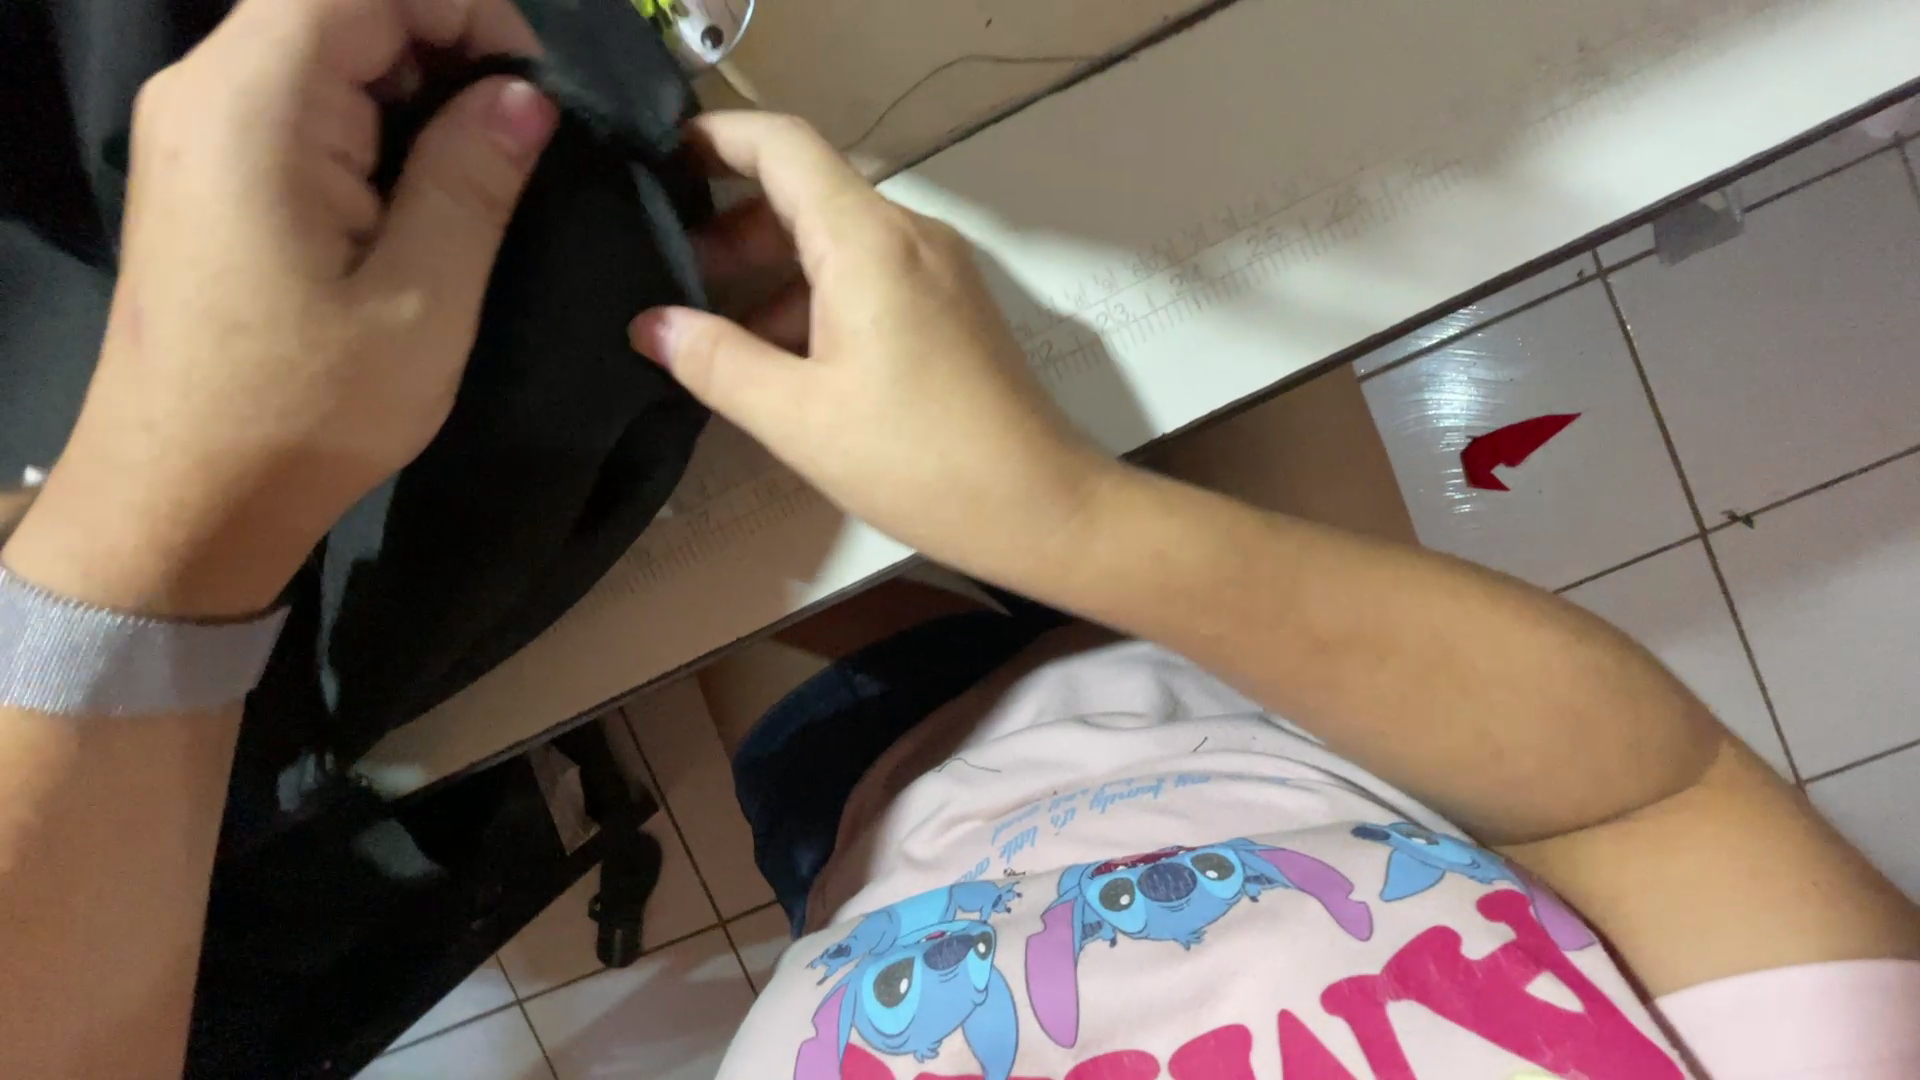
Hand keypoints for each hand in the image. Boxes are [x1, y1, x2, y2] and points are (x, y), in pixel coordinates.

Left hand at [2, 0, 556, 616]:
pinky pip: (306, 103)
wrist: (204, 480)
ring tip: (492, 164)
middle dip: (448, 44)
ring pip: (323, 51)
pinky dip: (384, 120)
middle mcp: (210, 92)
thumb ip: (472, 182)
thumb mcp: (426, 297)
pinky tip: (430, 185)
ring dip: (421, 86)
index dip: (464, 11)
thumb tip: (527, 97)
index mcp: (257, 109)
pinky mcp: (217, 170)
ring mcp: (204, 129)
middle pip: (334, 5)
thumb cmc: (321, 399)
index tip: (541, 91)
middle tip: (529, 134)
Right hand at [629, 113, 1113, 583]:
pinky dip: (823, 303)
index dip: (713, 141)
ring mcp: (942, 274)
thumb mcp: (800, 417)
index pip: (782, 145)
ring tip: (719, 333)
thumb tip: (651, 325)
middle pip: (809, 197)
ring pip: (842, 246)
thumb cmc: (917, 461)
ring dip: (777, 276)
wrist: (1040, 506)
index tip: (657, 166)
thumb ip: (717, 363)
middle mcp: (911, 236)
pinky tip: (788, 360)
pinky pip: (876, 282)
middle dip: (734, 228)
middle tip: (674, 279)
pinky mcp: (956, 313)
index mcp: (869, 241)